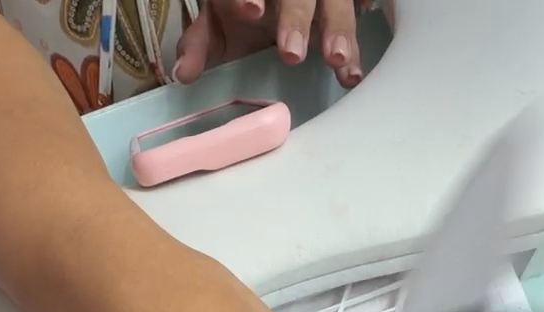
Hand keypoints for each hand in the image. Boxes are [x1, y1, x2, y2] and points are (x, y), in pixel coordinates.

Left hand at [172, 0, 364, 89]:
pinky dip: (359, 36)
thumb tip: (184, 72)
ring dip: (338, 30)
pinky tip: (356, 67)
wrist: (262, 0)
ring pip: (334, 0)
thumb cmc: (239, 9)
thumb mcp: (216, 24)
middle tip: (292, 52)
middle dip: (297, 17)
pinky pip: (358, 8)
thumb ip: (199, 45)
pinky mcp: (341, 2)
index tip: (250, 11)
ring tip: (337, 61)